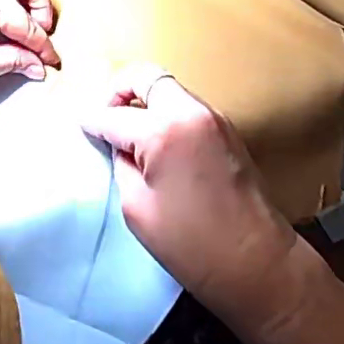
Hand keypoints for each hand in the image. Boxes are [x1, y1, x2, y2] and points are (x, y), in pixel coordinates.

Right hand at [81, 67, 298, 323]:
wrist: (261, 265)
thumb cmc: (192, 245)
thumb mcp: (137, 208)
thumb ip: (123, 164)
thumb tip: (119, 144)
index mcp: (163, 131)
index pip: (114, 115)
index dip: (92, 121)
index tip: (82, 126)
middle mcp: (190, 112)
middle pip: (145, 77)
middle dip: (119, 91)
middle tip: (107, 117)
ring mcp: (213, 117)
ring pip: (167, 88)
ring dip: (145, 101)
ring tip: (132, 132)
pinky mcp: (227, 129)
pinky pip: (186, 106)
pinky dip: (166, 113)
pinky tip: (158, 143)